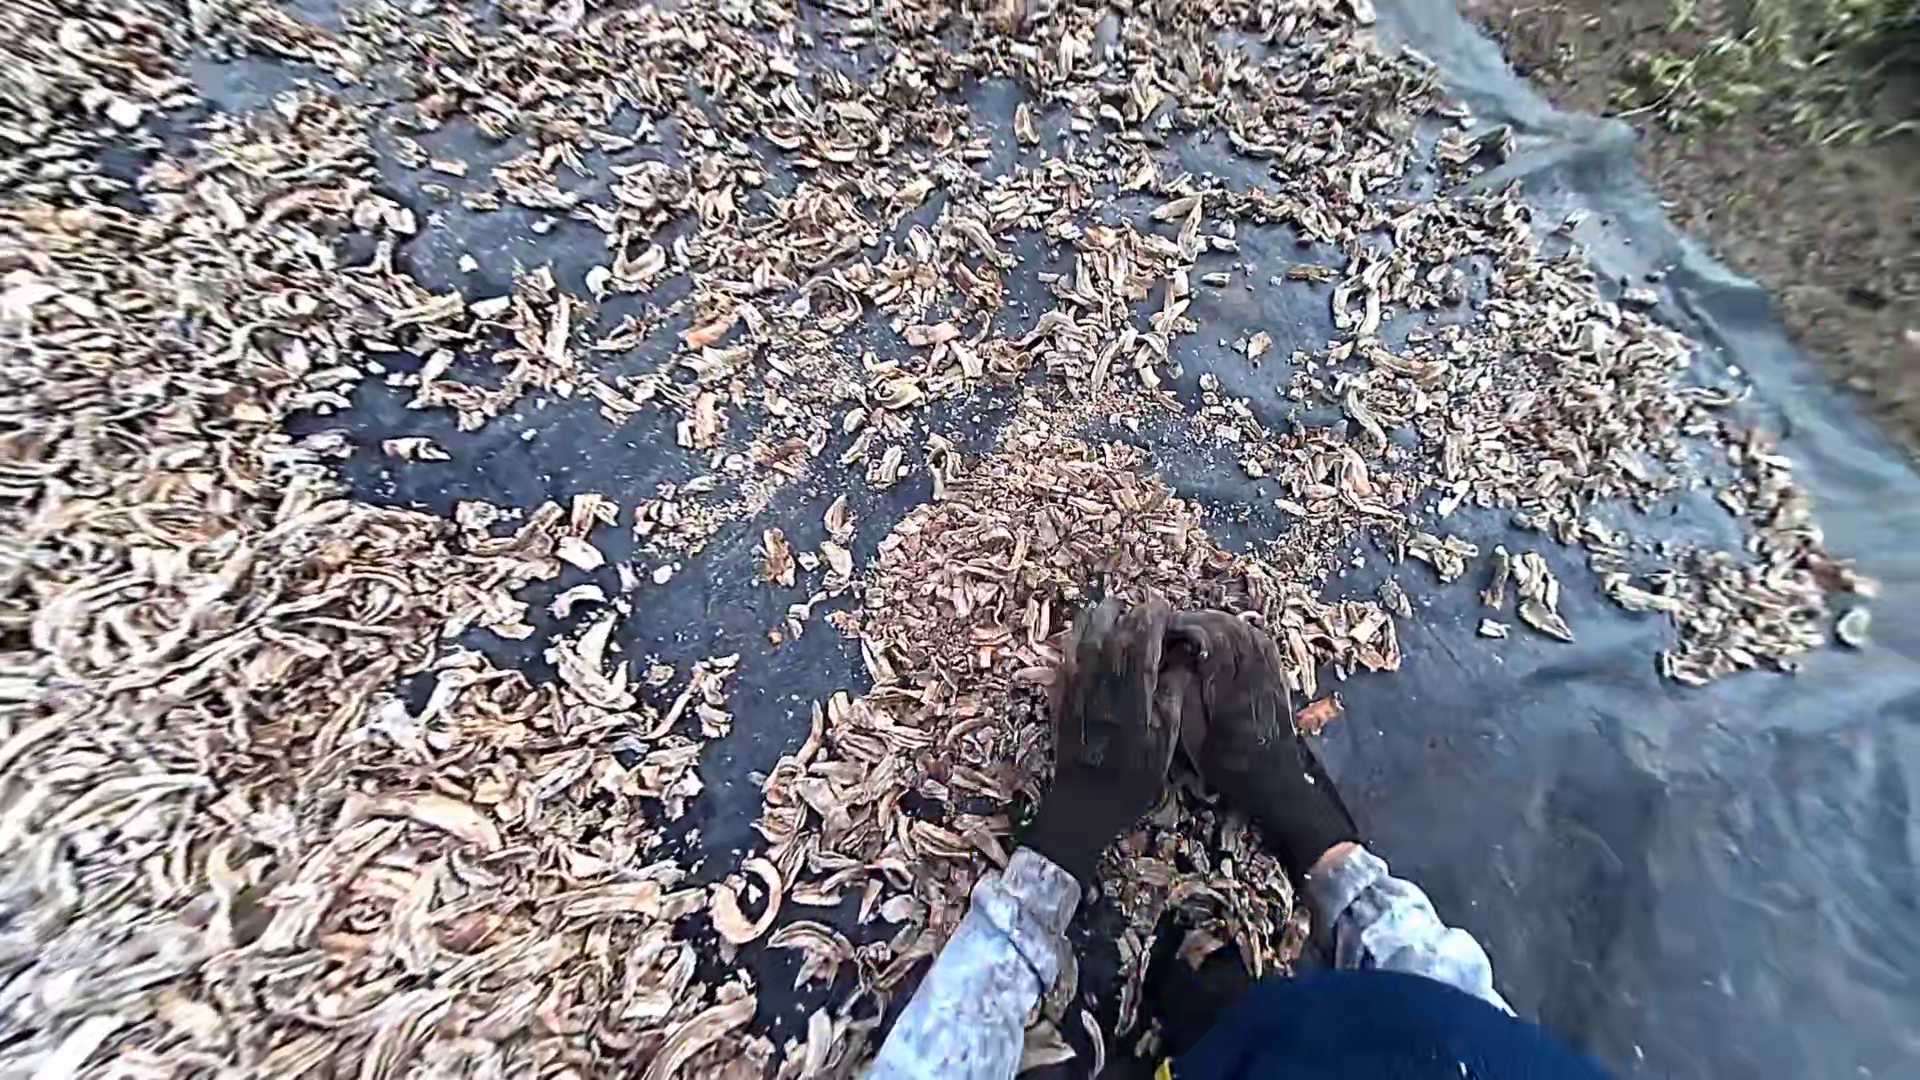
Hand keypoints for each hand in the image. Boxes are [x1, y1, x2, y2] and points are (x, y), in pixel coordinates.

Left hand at [1025, 598, 1183, 884]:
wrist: (1083, 805)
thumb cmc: (1130, 783)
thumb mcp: (1162, 751)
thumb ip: (1168, 707)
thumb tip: (1176, 670)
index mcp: (1133, 703)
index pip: (1142, 653)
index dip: (1150, 626)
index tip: (1160, 609)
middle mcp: (1104, 693)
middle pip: (1112, 643)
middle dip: (1125, 617)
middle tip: (1136, 603)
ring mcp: (1078, 694)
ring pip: (1085, 648)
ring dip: (1096, 622)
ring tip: (1108, 604)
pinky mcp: (1061, 700)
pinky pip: (1066, 663)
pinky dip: (1073, 643)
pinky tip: (1078, 631)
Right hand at [1170, 611, 1358, 877]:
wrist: (1272, 782)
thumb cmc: (1227, 764)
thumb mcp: (1193, 738)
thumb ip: (1183, 697)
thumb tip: (1173, 661)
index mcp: (1231, 691)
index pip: (1213, 642)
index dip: (1188, 627)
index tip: (1166, 627)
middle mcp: (1254, 677)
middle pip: (1230, 629)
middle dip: (1199, 620)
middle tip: (1175, 625)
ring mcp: (1269, 674)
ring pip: (1246, 630)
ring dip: (1218, 622)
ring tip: (1194, 626)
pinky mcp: (1276, 676)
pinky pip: (1261, 640)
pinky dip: (1239, 630)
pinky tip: (1223, 633)